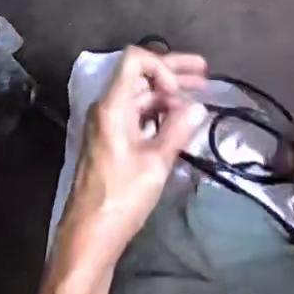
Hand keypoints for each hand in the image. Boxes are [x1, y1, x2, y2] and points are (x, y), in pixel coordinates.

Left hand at [59, 47, 208, 257]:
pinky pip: (137, 111)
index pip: (135, 59)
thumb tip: (197, 107)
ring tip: (199, 92)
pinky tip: (179, 117)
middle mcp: (107, 106)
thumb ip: (177, 130)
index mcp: (112, 104)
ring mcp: (107, 121)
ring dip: (168, 91)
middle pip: (140, 73)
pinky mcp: (111, 137)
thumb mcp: (155, 164)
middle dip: (172, 70)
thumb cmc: (121, 197)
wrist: (90, 234)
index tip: (180, 93)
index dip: (162, 66)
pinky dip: (159, 109)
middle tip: (204, 72)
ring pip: (140, 93)